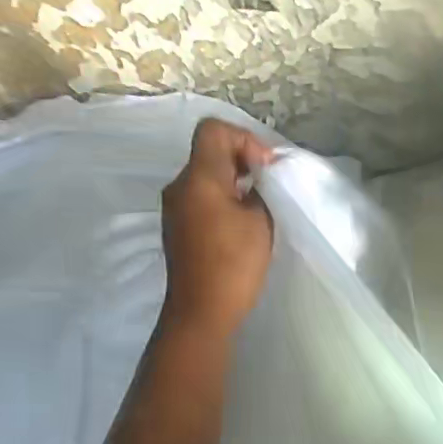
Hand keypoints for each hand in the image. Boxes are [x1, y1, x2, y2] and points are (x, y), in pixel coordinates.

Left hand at [161, 118, 275, 336]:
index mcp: (198, 177)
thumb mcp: (260, 220)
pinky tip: (239, 228)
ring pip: (205, 177)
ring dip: (233, 184)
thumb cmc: (233, 264)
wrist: (201, 313)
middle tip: (268, 188)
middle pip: (209, 152)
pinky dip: (221, 202)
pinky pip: (200, 200)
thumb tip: (255, 183)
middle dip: (242, 162)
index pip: (214, 130)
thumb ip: (260, 191)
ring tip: (257, 210)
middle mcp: (179, 186)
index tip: (265, 170)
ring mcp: (174, 209)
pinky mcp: (177, 229)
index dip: (245, 139)